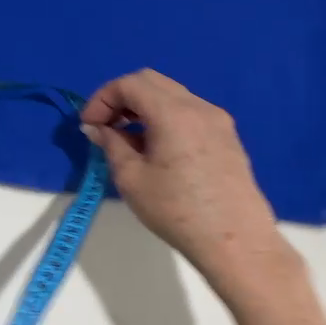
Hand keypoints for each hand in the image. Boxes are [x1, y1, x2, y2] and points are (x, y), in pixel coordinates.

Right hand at [79, 70, 294, 291]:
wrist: (236, 243)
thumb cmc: (177, 210)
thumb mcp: (131, 177)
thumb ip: (111, 144)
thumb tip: (97, 128)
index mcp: (174, 113)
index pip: (129, 84)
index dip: (102, 99)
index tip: (89, 125)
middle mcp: (199, 108)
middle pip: (151, 81)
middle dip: (121, 98)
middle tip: (104, 126)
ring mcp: (217, 122)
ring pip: (171, 95)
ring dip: (142, 107)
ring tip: (126, 139)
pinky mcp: (226, 138)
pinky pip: (187, 112)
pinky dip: (162, 117)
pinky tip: (154, 148)